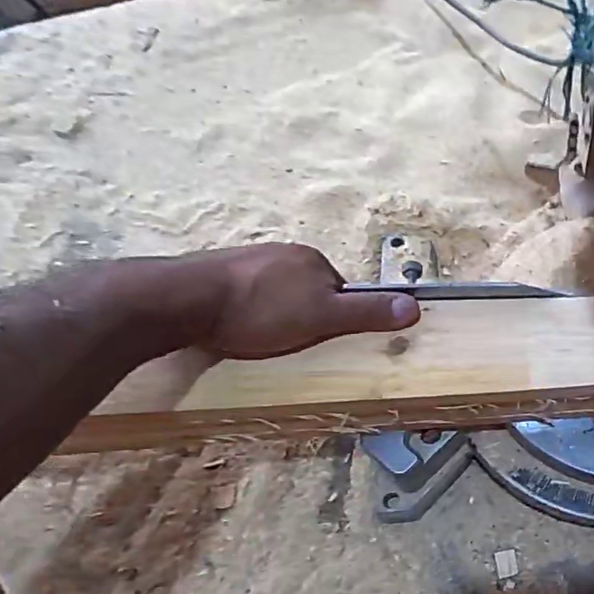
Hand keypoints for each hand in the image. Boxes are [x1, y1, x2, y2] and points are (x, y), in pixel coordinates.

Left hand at [160, 243, 419, 358]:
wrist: (178, 300)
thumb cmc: (258, 310)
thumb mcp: (323, 317)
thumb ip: (367, 313)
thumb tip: (414, 306)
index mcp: (311, 259)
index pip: (339, 291)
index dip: (334, 317)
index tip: (319, 336)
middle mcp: (281, 252)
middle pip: (308, 291)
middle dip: (303, 314)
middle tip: (289, 340)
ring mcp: (246, 260)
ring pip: (275, 292)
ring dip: (272, 312)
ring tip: (257, 335)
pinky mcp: (215, 272)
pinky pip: (245, 293)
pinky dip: (245, 309)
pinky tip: (234, 325)